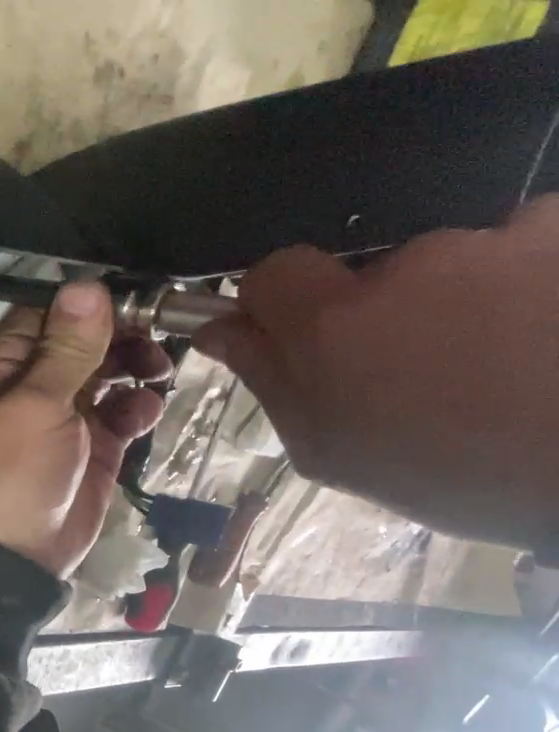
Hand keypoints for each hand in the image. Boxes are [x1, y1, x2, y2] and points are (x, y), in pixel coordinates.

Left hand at [0, 282, 168, 577]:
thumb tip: (84, 286)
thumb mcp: (34, 406)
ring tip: (156, 370)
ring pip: (108, 371)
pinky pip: (123, 411)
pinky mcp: (94, 445)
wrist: (15, 554)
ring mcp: (64, 416)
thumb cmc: (11, 474)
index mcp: (0, 372)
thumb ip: (65, 350)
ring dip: (135, 364)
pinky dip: (138, 407)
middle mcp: (31, 387)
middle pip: (81, 340)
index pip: (40, 316)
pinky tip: (143, 413)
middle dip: (121, 331)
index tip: (131, 291)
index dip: (82, 301)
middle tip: (159, 330)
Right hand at [196, 195, 558, 552]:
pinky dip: (530, 282)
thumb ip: (268, 379)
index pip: (272, 272)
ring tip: (499, 360)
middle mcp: (410, 266)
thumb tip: (220, 331)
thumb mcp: (330, 449)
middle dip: (381, 313)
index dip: (276, 302)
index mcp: (333, 322)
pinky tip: (539, 335)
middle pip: (370, 274)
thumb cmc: (455, 473)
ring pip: (452, 265)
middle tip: (416, 373)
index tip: (293, 336)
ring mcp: (502, 243)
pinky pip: (530, 247)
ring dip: (460, 300)